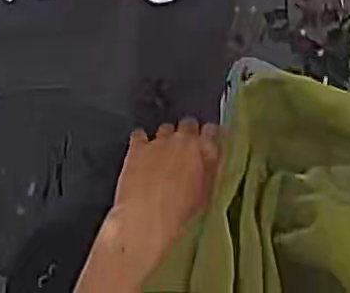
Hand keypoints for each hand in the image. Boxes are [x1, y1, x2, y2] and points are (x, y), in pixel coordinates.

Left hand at [77, 120, 219, 290]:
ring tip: (163, 158)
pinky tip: (141, 156)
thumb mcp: (206, 197)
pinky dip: (141, 143)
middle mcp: (182, 140)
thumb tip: (211, 163)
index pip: (212, 131)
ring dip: (166, 139)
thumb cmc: (182, 220)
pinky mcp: (137, 147)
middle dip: (187, 134)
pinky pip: (140, 135)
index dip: (209, 135)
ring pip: (165, 128)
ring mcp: (158, 141)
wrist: (146, 224)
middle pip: (188, 124)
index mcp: (203, 152)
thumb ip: (210, 173)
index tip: (208, 142)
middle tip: (185, 152)